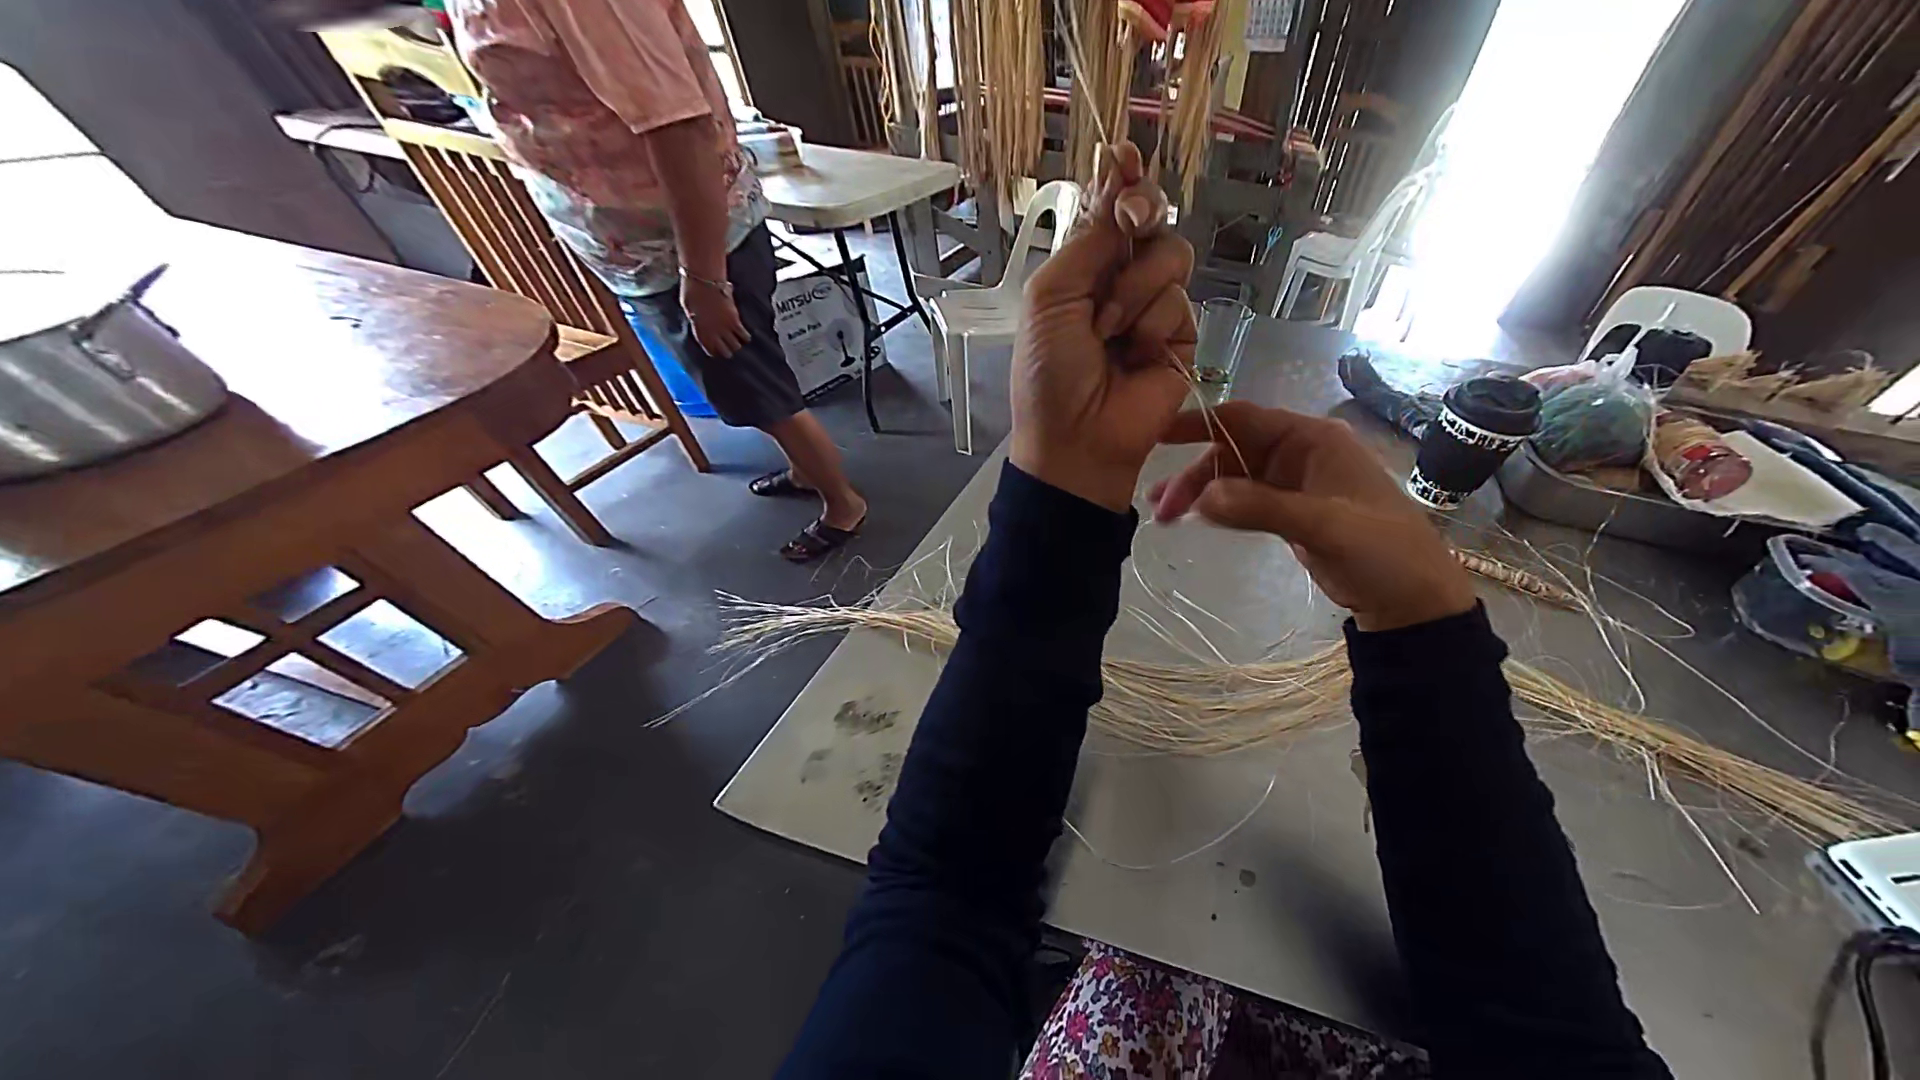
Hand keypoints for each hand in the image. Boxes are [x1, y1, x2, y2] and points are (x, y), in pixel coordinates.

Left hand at [682, 275, 749, 358]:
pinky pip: (744, 335)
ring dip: (737, 344)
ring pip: (736, 346)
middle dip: (727, 351)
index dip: (714, 352)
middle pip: (725, 351)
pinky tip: (745, 336)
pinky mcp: (735, 321)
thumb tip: (701, 321)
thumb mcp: (689, 309)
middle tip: (729, 348)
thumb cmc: (692, 291)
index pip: (709, 350)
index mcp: (700, 331)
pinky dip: (745, 337)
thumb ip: (697, 320)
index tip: (717, 352)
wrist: (702, 280)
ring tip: (738, 342)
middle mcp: (713, 333)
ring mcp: (725, 328)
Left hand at [1009, 141, 1195, 512]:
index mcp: (1082, 270)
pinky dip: (1153, 326)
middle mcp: (1119, 281)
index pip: (1108, 212)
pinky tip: (1135, 357)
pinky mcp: (1181, 336)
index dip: (1120, 181)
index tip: (1123, 155)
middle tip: (1130, 222)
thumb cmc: (1049, 371)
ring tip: (1108, 334)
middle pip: (1151, 219)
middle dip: (1141, 214)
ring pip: (1171, 255)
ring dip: (1135, 290)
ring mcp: (1153, 307)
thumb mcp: (1051, 297)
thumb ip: (1087, 240)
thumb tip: (1117, 182)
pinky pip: (1181, 301)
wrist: (1076, 438)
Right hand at [1150, 403, 1476, 630]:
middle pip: (1229, 450)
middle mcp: (1297, 453)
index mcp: (1312, 439)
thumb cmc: (1383, 552)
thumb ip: (1263, 507)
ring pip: (1230, 476)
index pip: (1243, 418)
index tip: (1154, 437)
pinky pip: (1240, 499)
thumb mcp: (1326, 526)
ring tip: (1163, 516)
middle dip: (1192, 474)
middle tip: (1161, 508)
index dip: (1197, 424)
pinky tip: (1191, 519)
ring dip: (1197, 492)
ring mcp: (1290, 483)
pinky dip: (1214, 507)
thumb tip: (1202, 497)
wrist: (1413, 600)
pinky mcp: (1286, 510)